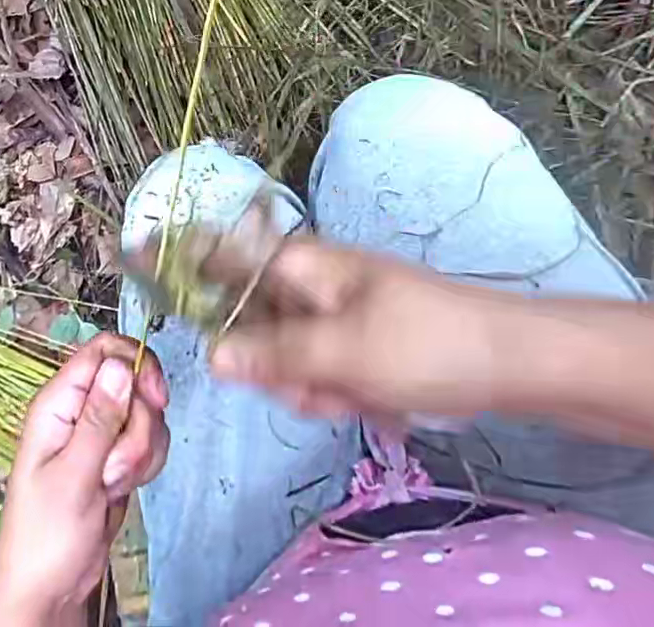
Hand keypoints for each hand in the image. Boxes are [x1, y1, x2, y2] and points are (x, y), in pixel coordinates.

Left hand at [0, 333, 168, 626]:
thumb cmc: (47, 536)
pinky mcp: (117, 455)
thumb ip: (99, 419)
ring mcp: (100, 432)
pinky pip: (148, 439)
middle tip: (117, 465)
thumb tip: (121, 364)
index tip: (156, 398)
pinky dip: (146, 462)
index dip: (135, 363)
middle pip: (132, 381)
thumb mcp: (73, 476)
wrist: (50, 593)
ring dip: (142, 449)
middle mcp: (79, 408)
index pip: (104, 350)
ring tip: (113, 483)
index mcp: (59, 402)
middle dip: (138, 424)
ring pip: (144, 412)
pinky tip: (125, 488)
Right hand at [207, 237, 518, 420]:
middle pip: (251, 322)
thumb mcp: (345, 352)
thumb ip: (273, 354)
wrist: (513, 362)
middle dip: (274, 365)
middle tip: (313, 386)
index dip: (181, 259)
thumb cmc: (426, 342)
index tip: (140, 263)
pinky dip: (335, 390)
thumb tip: (212, 356)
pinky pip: (316, 369)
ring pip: (282, 355)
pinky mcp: (349, 339)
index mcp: (299, 264)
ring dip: (310, 385)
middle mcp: (306, 282)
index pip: (222, 253)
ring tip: (354, 393)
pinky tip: (369, 399)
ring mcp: (328, 312)